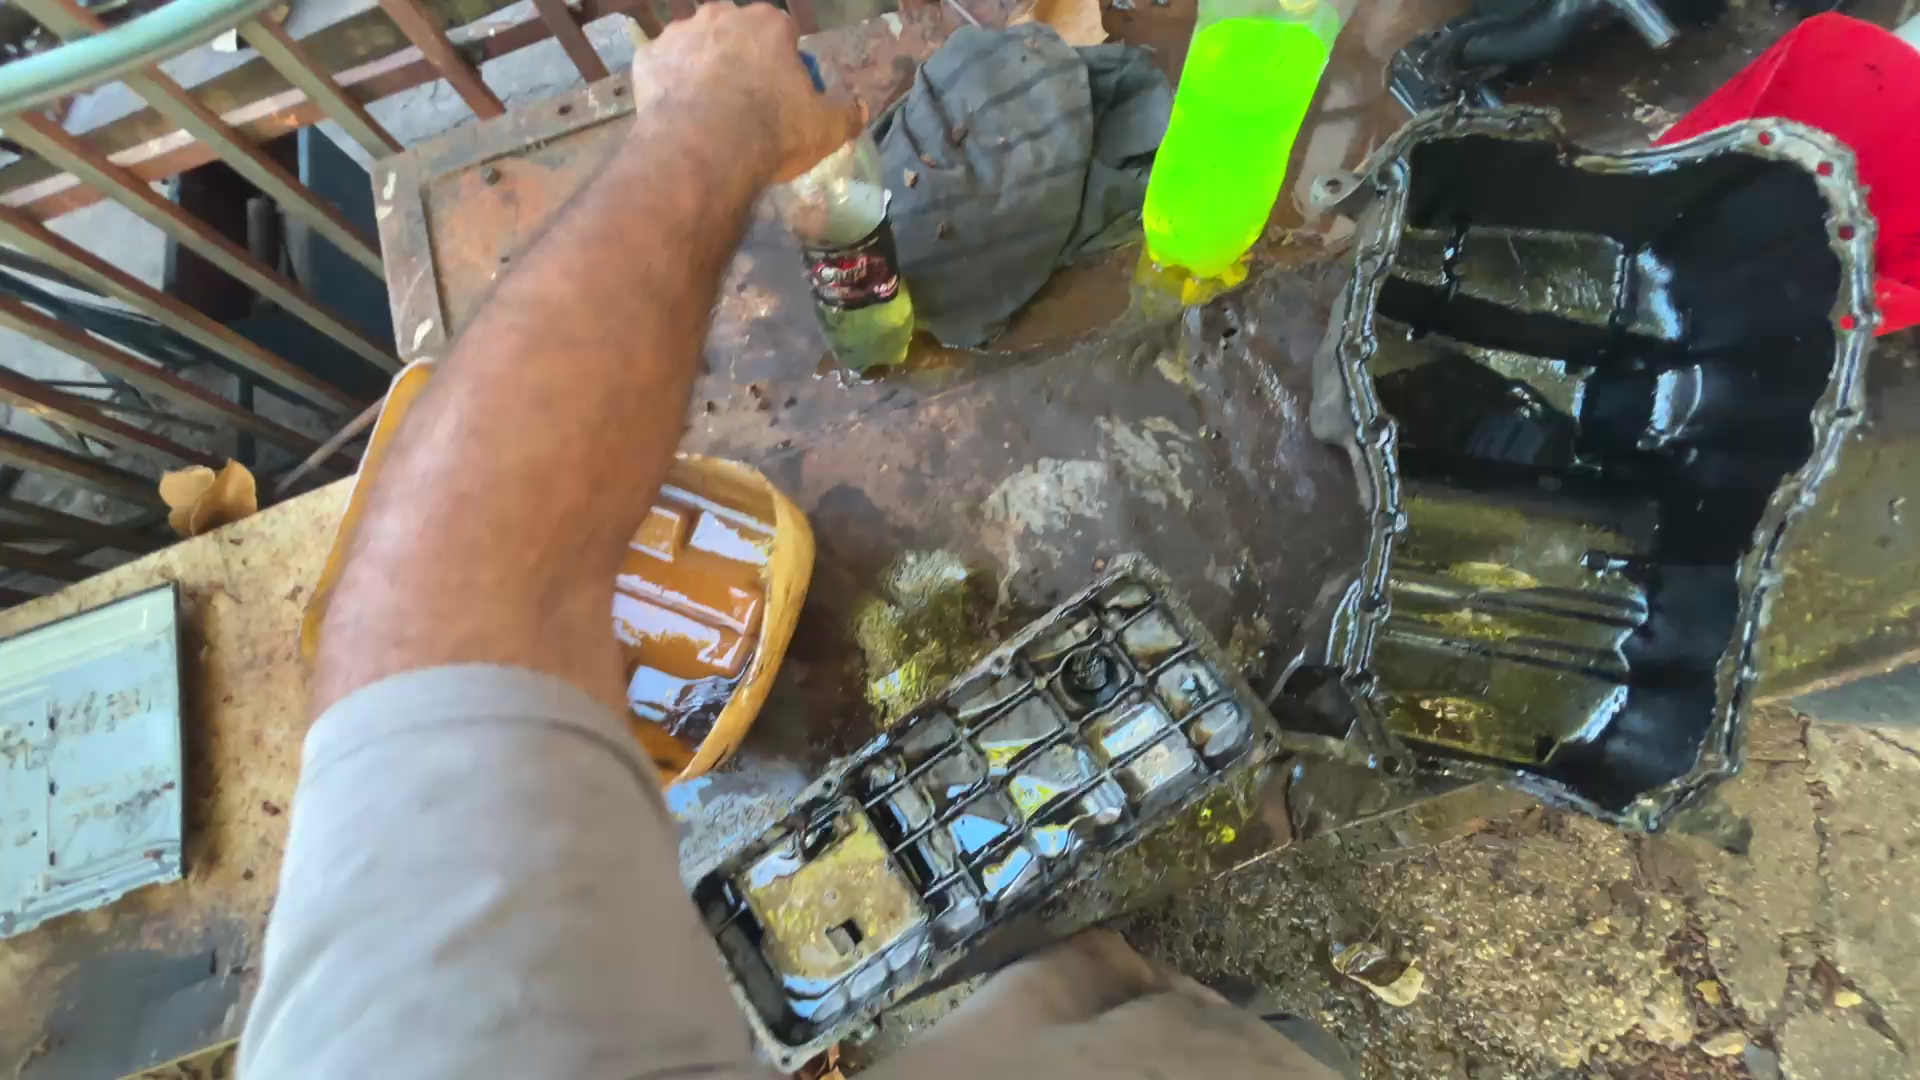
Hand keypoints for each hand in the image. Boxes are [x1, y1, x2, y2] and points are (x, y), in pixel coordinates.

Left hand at [629, 3, 862, 184]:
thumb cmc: (774, 133)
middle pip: (740, 36)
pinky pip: (666, 69)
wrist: (705, 149)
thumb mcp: (826, 130)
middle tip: (751, 108)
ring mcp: (681, 33)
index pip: (786, 35)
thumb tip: (862, 107)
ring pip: (700, 49)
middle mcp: (722, 15)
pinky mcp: (649, 58)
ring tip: (714, 117)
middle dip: (746, 63)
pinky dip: (674, 88)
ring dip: (708, 72)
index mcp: (769, 24)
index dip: (789, 66)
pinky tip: (684, 117)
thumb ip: (848, 114)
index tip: (788, 98)